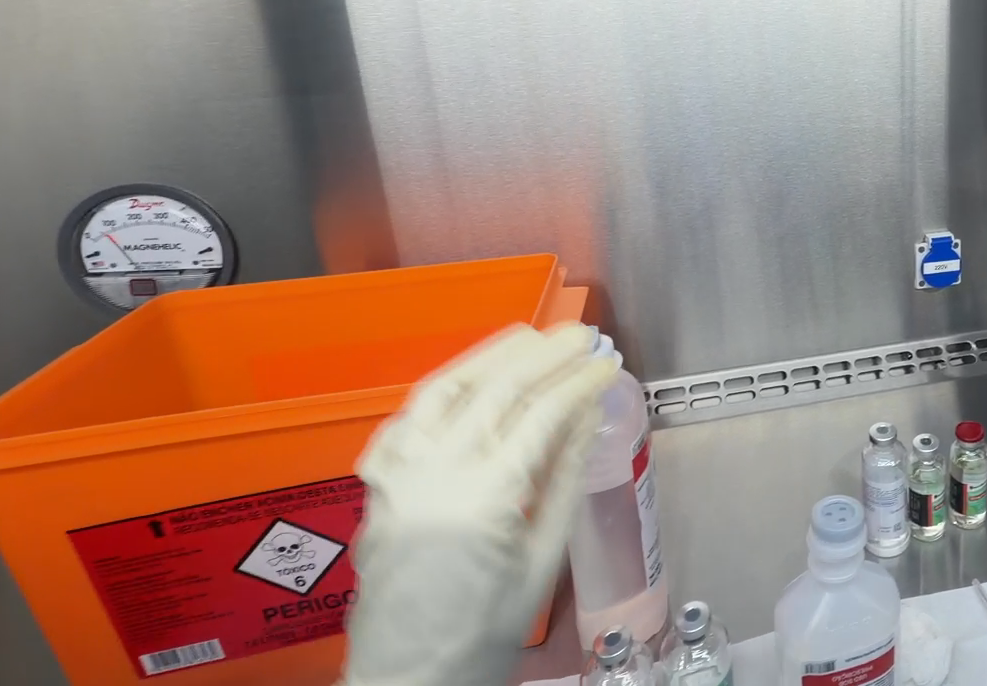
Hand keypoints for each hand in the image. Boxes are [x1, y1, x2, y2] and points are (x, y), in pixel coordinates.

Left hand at [341, 323, 616, 685]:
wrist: (405, 685)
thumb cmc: (484, 633)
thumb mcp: (543, 558)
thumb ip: (565, 478)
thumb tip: (588, 414)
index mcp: (484, 498)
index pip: (542, 414)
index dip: (580, 382)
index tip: (607, 364)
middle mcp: (435, 475)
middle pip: (496, 389)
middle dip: (546, 354)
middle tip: (582, 335)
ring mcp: (398, 476)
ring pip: (444, 390)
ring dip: (490, 356)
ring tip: (529, 337)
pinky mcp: (378, 486)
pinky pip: (405, 420)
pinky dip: (441, 391)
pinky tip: (466, 382)